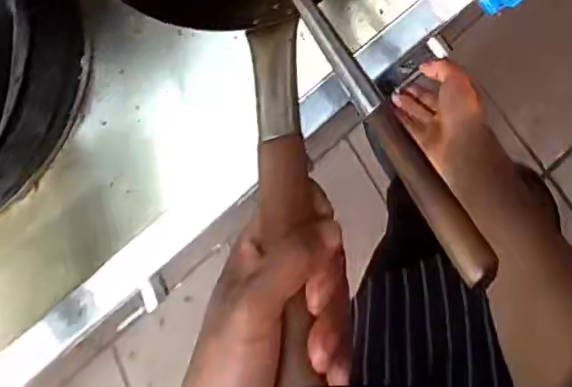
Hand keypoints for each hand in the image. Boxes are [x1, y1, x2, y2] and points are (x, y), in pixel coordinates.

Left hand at [182, 187, 351, 386]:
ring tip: (318, 361)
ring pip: (340, 290)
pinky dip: (343, 352)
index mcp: (259, 250)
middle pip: (328, 248)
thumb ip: (289, 260)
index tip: (324, 245)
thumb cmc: (225, 369)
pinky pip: (346, 330)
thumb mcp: (249, 308)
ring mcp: (301, 308)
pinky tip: (332, 375)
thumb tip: (332, 226)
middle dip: (330, 284)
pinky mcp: (318, 342)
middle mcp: (283, 271)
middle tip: (315, 310)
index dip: (317, 216)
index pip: (297, 202)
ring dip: (335, 327)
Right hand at [391, 59, 488, 171]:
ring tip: (392, 94)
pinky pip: (411, 127)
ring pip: (418, 112)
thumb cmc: (461, 110)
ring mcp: (438, 128)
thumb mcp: (457, 78)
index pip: (446, 81)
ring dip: (405, 103)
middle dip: (415, 90)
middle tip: (398, 83)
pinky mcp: (425, 142)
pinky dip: (401, 119)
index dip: (433, 73)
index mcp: (462, 95)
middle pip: (429, 98)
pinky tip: (390, 111)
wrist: (460, 147)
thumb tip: (426, 65)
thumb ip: (442, 67)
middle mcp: (450, 111)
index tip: (418, 67)